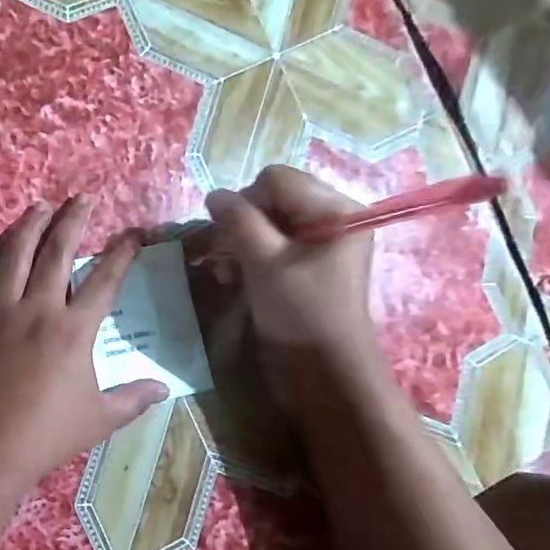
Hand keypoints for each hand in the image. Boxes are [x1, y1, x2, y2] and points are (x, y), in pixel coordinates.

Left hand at [0, 197, 168, 496]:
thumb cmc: (49, 434)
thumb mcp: (101, 418)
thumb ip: (133, 399)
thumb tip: (163, 388)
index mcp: (74, 330)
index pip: (105, 281)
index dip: (122, 253)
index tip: (134, 232)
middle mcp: (38, 311)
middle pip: (56, 255)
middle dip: (72, 222)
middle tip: (81, 198)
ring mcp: (0, 316)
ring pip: (13, 260)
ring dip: (26, 229)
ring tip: (37, 206)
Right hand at [203, 166, 373, 354]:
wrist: (323, 369)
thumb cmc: (300, 313)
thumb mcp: (265, 264)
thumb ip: (240, 223)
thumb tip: (214, 195)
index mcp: (335, 209)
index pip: (275, 180)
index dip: (244, 203)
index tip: (227, 237)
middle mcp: (331, 217)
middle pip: (270, 198)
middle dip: (239, 224)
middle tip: (220, 256)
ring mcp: (320, 241)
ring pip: (265, 222)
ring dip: (238, 242)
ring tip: (225, 271)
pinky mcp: (306, 262)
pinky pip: (270, 243)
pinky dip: (248, 255)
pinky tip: (234, 277)